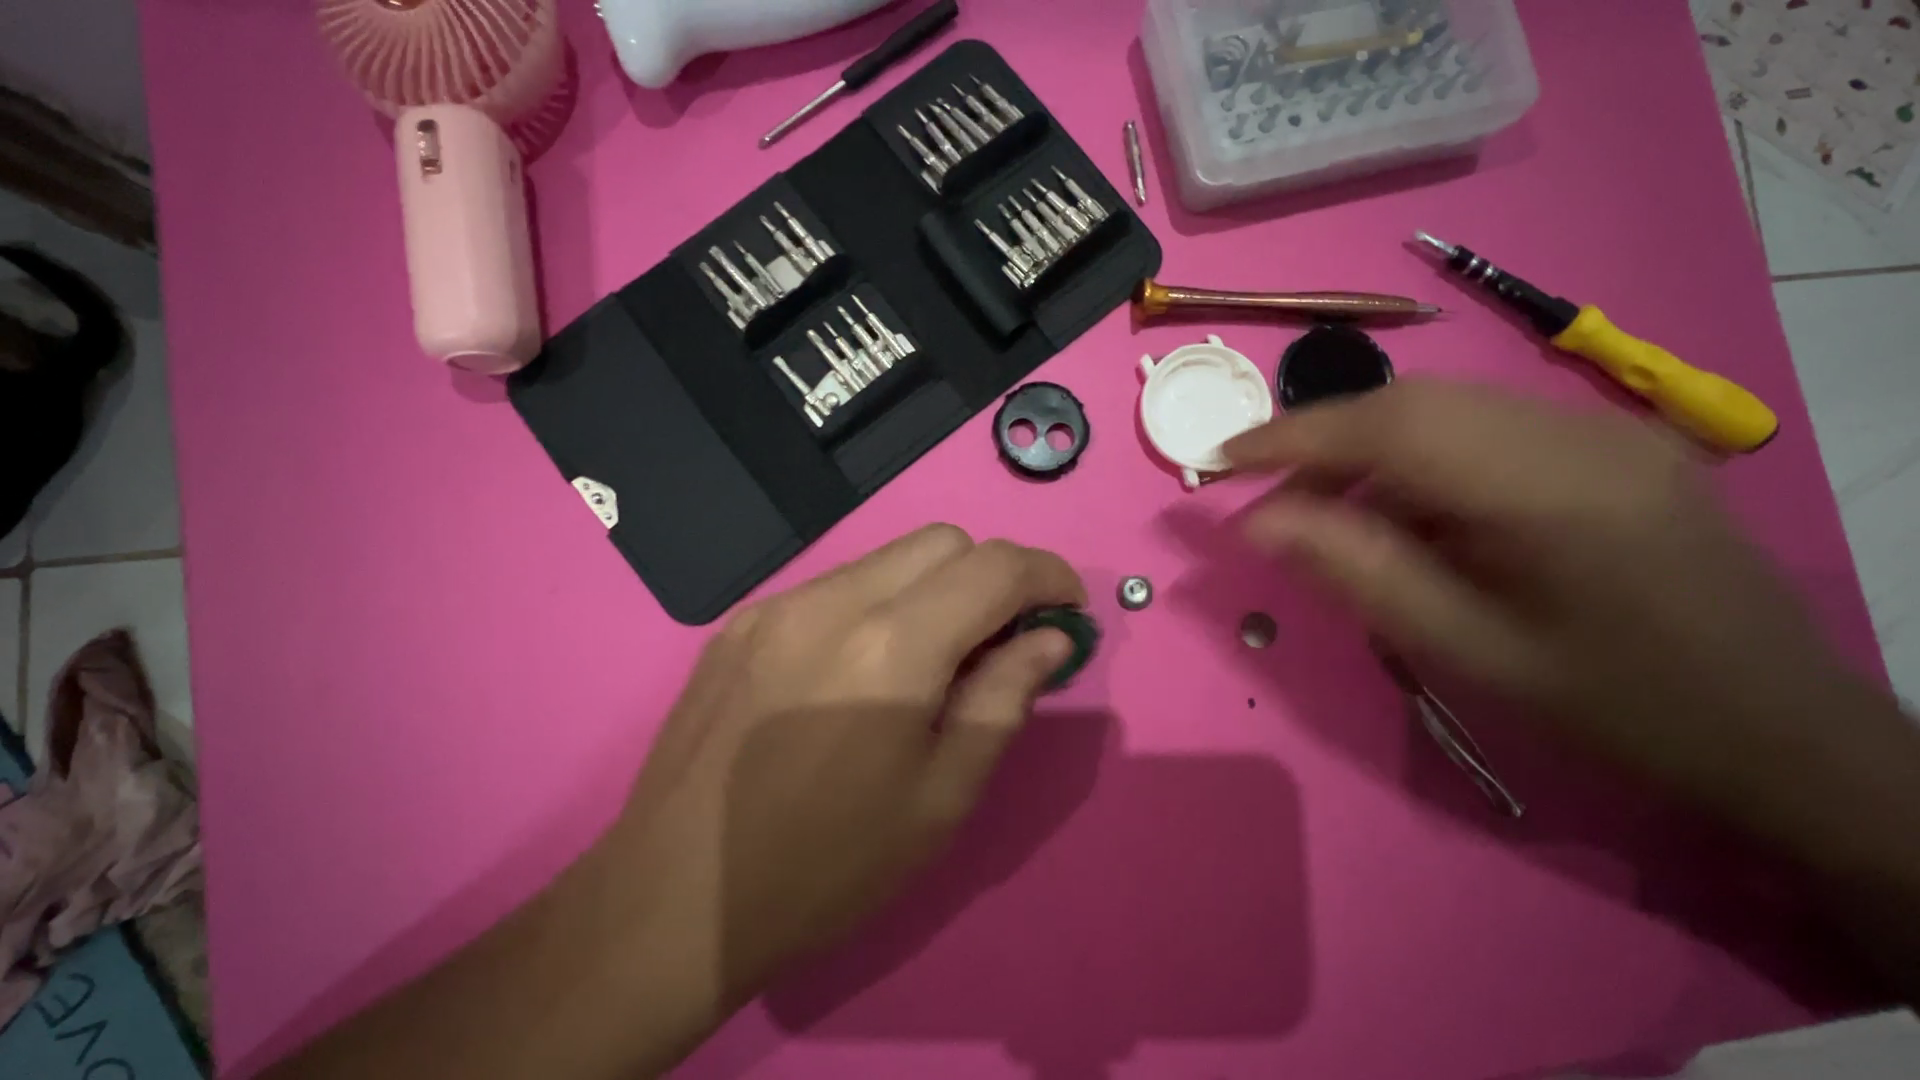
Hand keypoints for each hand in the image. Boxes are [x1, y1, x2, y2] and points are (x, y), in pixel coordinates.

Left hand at [609, 525, 1084, 1064]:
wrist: (675, 900)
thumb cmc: (828, 867)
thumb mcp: (941, 799)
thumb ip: (1003, 701)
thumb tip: (1050, 639)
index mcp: (890, 646)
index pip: (994, 566)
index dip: (1048, 576)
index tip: (1069, 612)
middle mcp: (830, 601)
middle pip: (941, 542)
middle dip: (990, 576)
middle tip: (1002, 645)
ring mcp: (775, 607)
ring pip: (884, 560)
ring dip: (931, 591)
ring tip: (932, 666)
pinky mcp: (739, 626)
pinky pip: (832, 589)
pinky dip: (875, 608)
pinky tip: (860, 676)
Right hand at [1222, 381, 1889, 821]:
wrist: (1778, 728)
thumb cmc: (1612, 708)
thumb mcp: (1466, 652)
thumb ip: (1357, 573)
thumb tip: (1258, 521)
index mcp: (1550, 489)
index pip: (1391, 425)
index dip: (1291, 434)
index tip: (1216, 461)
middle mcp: (1579, 433)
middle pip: (1416, 402)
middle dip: (1324, 441)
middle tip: (1270, 501)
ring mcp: (1604, 429)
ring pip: (1447, 408)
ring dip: (1368, 449)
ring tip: (1331, 514)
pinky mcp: (1611, 442)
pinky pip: (1484, 427)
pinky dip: (1419, 457)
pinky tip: (1409, 513)